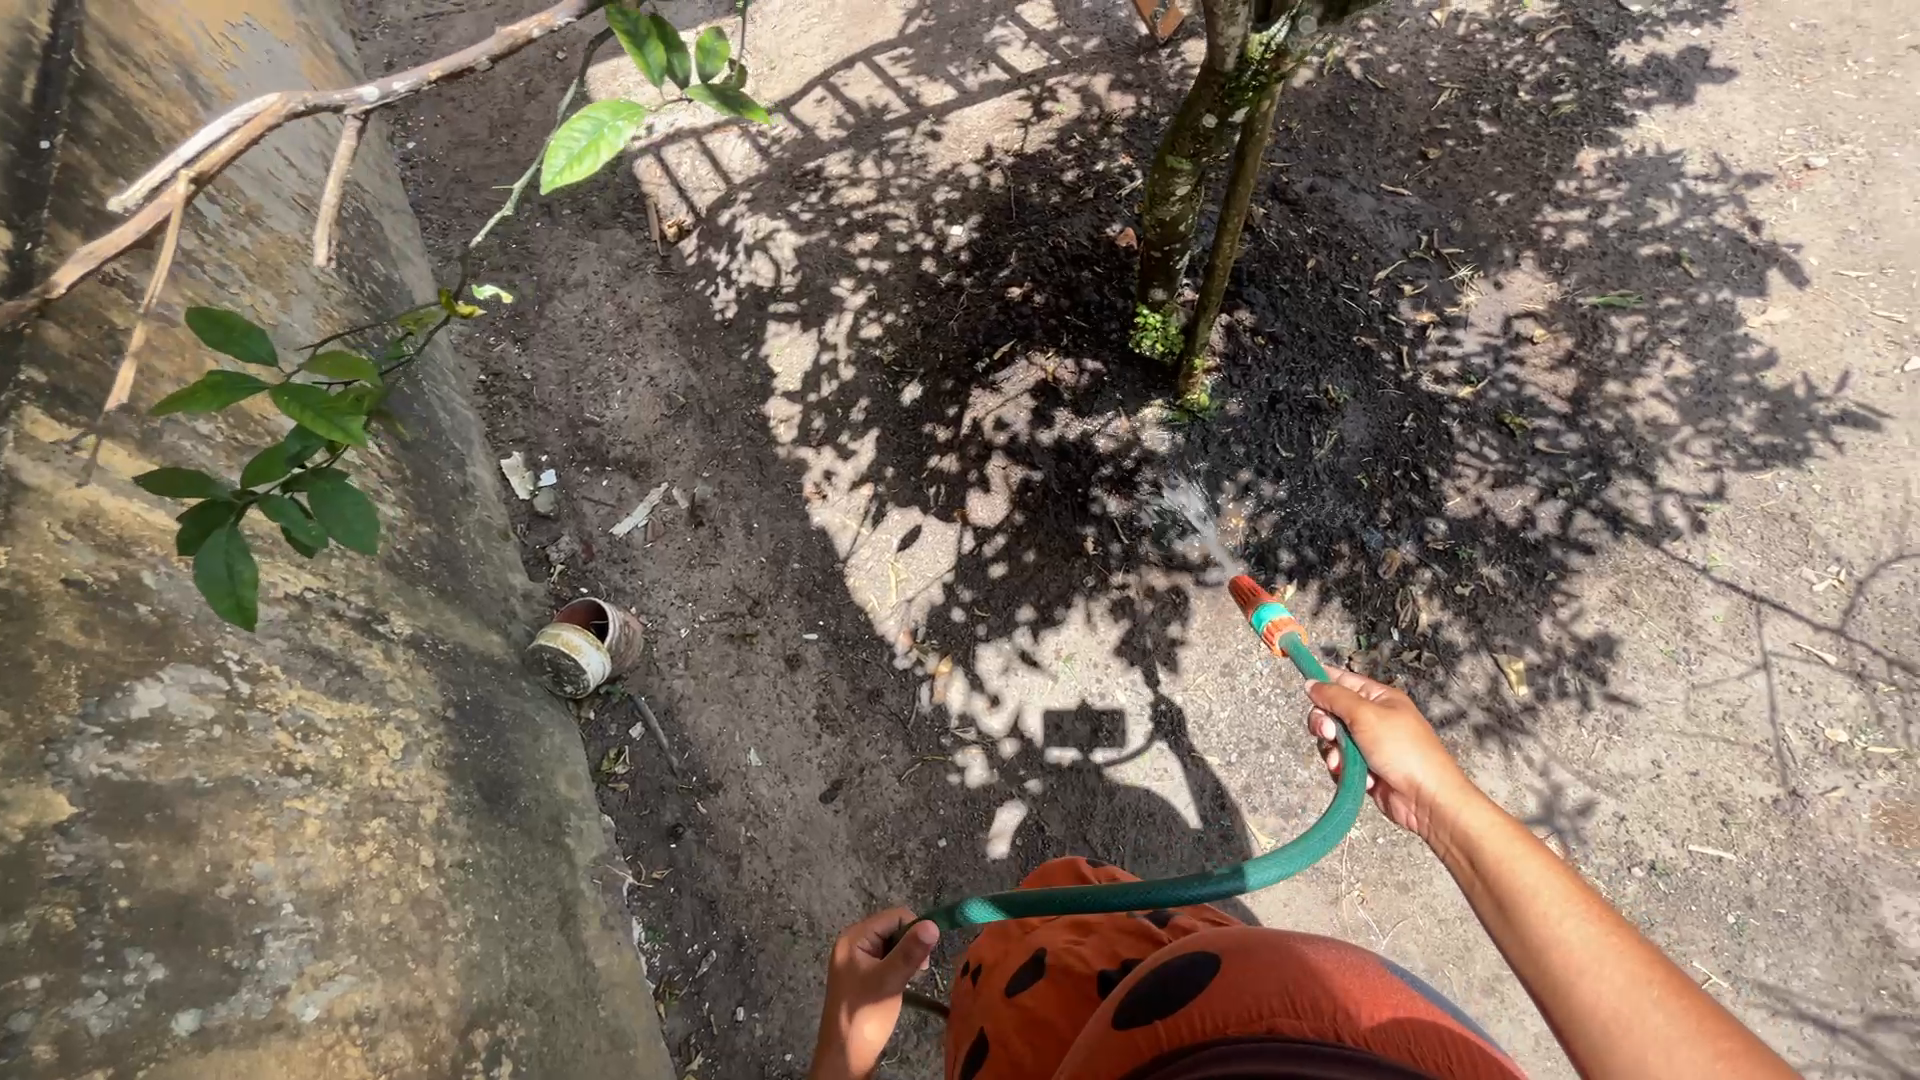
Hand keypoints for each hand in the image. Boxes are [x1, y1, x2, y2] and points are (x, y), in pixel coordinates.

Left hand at [808, 908, 939, 1079]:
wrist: (844, 1059)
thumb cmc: (865, 1017)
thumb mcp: (889, 980)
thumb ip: (910, 951)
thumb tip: (933, 924)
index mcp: (854, 937)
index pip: (894, 917)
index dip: (914, 931)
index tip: (924, 959)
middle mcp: (853, 942)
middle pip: (892, 929)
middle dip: (909, 946)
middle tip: (918, 972)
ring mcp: (856, 960)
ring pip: (892, 945)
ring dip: (905, 958)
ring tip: (907, 980)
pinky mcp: (862, 975)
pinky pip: (886, 959)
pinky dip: (898, 968)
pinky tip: (900, 985)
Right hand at [1304, 667, 1479, 841]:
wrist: (1426, 799)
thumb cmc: (1404, 751)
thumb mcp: (1366, 715)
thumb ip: (1335, 697)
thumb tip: (1311, 683)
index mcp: (1379, 699)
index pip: (1343, 681)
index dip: (1322, 681)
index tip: (1304, 685)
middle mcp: (1372, 718)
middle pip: (1330, 711)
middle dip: (1324, 723)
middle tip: (1328, 733)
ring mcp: (1367, 744)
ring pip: (1330, 739)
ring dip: (1333, 750)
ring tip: (1343, 762)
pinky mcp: (1362, 767)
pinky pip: (1338, 760)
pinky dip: (1342, 768)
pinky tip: (1354, 775)